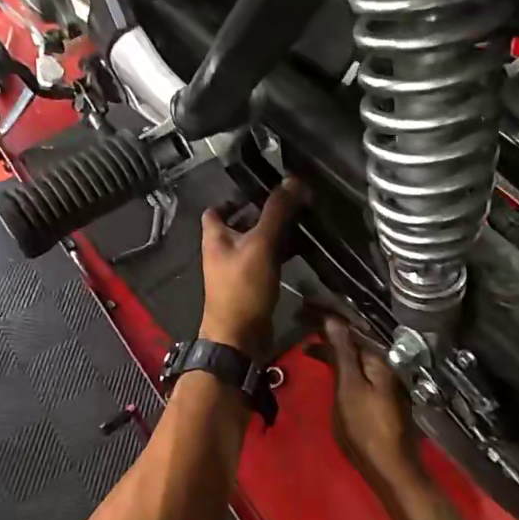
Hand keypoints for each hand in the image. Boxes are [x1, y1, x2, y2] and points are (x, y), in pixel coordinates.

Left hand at [198, 180, 302, 357]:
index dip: (237, 196)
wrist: (239, 339)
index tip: (263, 188)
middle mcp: (223, 250)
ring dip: (277, 233)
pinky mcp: (253, 285)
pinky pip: (268, 261)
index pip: (218, 207)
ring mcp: (238, 269)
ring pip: (258, 242)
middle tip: (293, 202)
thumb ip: (277, 212)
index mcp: (215, 236)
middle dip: (266, 212)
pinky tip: (303, 249)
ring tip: (304, 221)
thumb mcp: (261, 245)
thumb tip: (294, 180)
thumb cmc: (242, 288)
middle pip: (243, 222)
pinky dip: (282, 253)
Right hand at [322, 317, 413, 475]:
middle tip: (303, 324)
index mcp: (379, 358)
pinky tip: (328, 365)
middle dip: (330, 332)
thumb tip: (332, 319)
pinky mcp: (379, 394)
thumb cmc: (365, 427)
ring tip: (309, 346)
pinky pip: (357, 368)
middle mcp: (385, 364)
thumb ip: (341, 352)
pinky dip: (341, 363)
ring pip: (355, 355)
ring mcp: (384, 379)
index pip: (351, 328)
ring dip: (334, 348)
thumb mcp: (348, 386)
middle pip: (355, 340)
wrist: (389, 466)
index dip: (329, 318)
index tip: (307, 309)